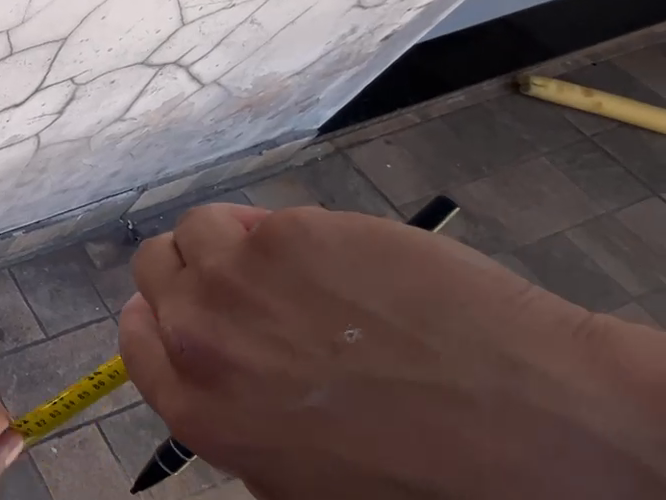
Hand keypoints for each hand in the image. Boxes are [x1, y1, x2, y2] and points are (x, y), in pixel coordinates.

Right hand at [118, 202, 665, 498]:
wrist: (553, 428)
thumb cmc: (432, 473)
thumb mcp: (301, 479)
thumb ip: (229, 418)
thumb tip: (194, 365)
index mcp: (198, 408)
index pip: (133, 337)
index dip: (159, 318)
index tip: (188, 310)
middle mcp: (198, 336)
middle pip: (154, 268)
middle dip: (194, 275)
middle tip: (251, 289)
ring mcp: (236, 276)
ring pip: (195, 228)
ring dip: (232, 243)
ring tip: (296, 271)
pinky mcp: (285, 232)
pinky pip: (256, 215)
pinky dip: (285, 232)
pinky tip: (341, 264)